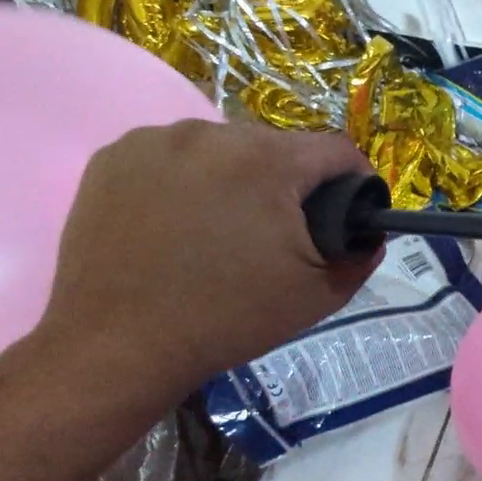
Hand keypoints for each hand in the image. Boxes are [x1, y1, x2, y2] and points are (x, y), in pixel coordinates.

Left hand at [33, 120, 379, 406]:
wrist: (118, 345)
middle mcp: (210, 134)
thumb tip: (368, 237)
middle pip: (279, 146)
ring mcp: (154, 141)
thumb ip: (361, 256)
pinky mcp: (113, 158)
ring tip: (230, 227)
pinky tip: (184, 222)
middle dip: (294, 182)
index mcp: (267, 161)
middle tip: (285, 231)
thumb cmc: (229, 318)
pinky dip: (191, 180)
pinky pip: (175, 156)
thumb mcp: (320, 294)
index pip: (336, 149)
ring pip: (226, 148)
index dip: (357, 180)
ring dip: (242, 177)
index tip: (352, 213)